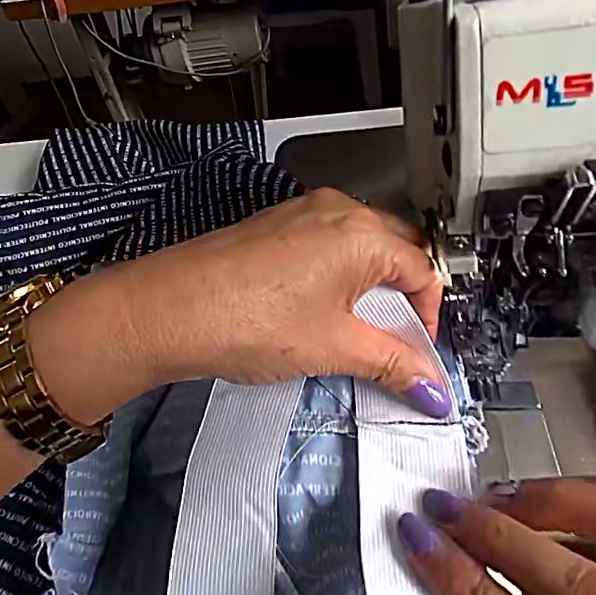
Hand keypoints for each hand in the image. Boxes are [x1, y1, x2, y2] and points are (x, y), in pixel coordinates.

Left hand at [28, 189, 449, 423]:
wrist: (166, 310)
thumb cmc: (244, 319)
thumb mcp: (334, 348)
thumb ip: (393, 364)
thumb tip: (429, 385)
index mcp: (361, 233)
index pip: (424, 271)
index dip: (429, 315)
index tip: (419, 349)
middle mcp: (337, 210)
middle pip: (399, 249)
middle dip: (407, 294)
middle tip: (397, 337)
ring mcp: (305, 211)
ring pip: (365, 243)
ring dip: (374, 282)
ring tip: (357, 326)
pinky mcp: (280, 223)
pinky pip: (331, 241)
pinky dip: (343, 271)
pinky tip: (323, 306)